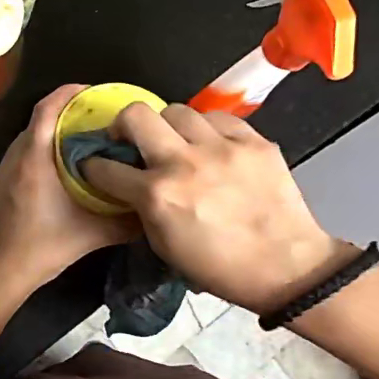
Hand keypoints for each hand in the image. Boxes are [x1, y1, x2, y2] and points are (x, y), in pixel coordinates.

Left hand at [0, 85, 136, 293]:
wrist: (1, 273)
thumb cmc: (44, 247)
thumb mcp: (92, 234)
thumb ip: (125, 221)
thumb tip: (151, 211)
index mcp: (34, 160)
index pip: (46, 110)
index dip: (66, 94)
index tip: (89, 91)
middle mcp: (13, 160)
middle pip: (36, 124)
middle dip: (62, 116)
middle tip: (91, 122)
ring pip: (25, 143)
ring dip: (48, 139)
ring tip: (77, 148)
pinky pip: (16, 161)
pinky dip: (35, 158)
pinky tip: (53, 177)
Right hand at [81, 103, 358, 313]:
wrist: (286, 267)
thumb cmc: (220, 268)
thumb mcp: (164, 246)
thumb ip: (143, 209)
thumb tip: (133, 187)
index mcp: (158, 196)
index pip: (106, 168)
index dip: (93, 166)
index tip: (96, 166)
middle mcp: (184, 162)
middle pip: (136, 115)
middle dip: (123, 125)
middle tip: (131, 139)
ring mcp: (221, 147)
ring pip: (178, 110)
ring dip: (169, 127)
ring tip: (177, 143)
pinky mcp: (253, 141)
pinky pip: (219, 118)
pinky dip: (207, 129)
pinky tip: (211, 145)